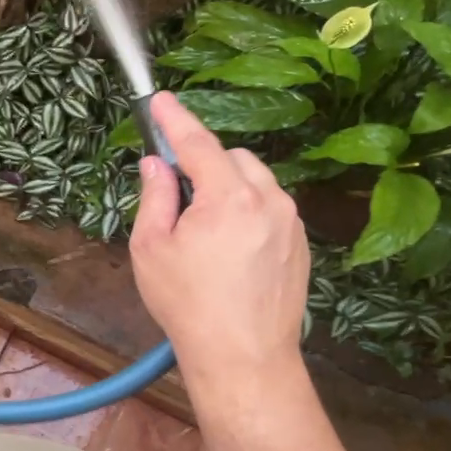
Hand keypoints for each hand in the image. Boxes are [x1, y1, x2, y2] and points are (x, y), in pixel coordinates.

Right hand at [131, 93, 310, 382]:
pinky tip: (222, 245)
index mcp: (228, 199)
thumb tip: (157, 164)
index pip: (199, 145)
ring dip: (224, 185)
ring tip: (197, 225)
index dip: (176, 120)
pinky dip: (243, 207)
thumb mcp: (151, 247)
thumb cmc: (185, 299)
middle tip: (172, 193)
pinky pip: (268, 206)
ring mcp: (291, 221)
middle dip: (202, 163)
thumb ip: (155, 198)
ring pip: (254, 180)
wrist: (242, 350)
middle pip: (232, 158)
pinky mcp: (300, 241)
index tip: (161, 99)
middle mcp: (269, 200)